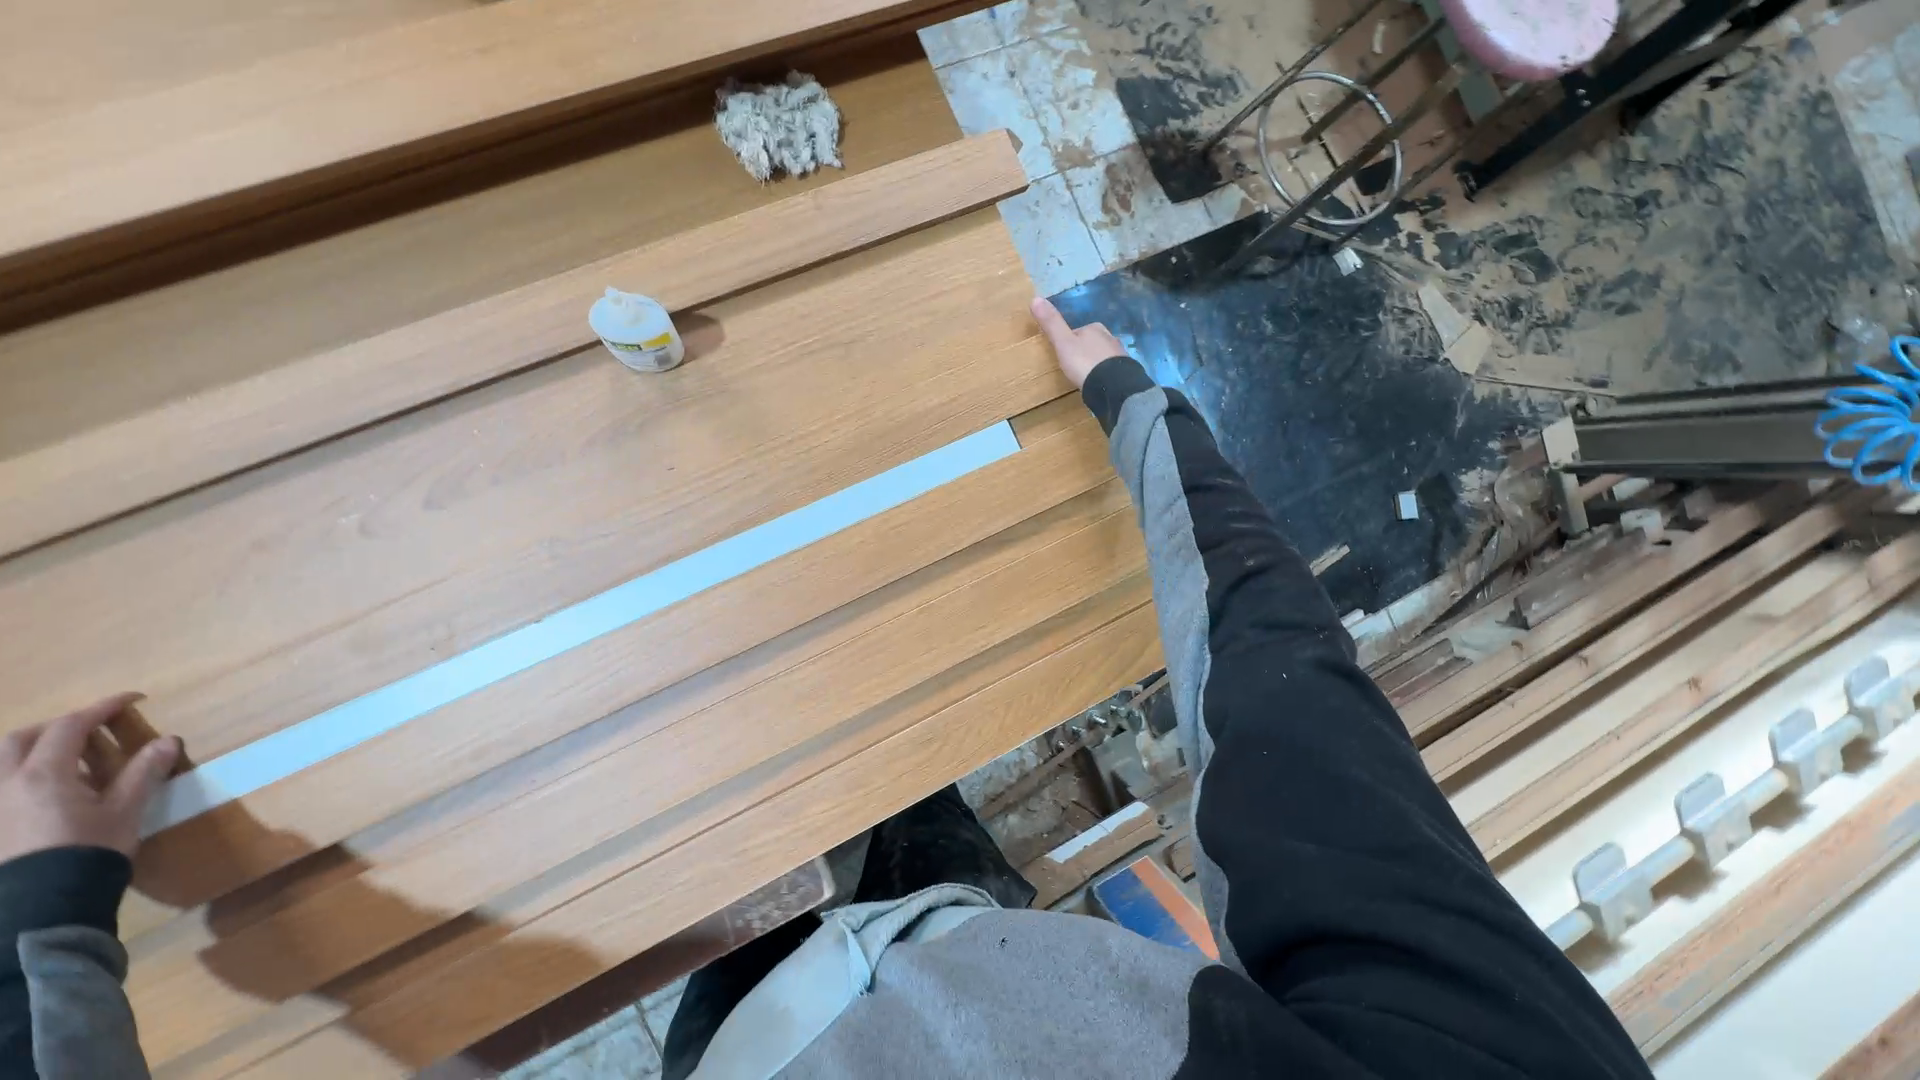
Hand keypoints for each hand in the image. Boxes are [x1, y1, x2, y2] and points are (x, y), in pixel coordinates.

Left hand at [0, 694, 181, 864]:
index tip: (131, 699)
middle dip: (56, 727)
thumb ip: (142, 772)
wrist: (43, 903)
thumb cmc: (88, 850)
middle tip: (90, 729)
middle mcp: (7, 784)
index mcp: (43, 774)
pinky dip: (22, 776)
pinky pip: (3, 787)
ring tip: (65, 759)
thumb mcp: (125, 810)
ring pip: (2, 763)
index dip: (101, 708)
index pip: (70, 726)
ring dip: (31, 751)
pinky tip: (48, 792)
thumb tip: (167, 740)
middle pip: (20, 739)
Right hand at [1031, 297, 1127, 389]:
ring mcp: (1120, 353)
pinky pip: (1112, 368)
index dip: (1069, 342)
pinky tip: (1100, 382)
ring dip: (1095, 363)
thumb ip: (1051, 323)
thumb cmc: (1084, 362)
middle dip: (1084, 352)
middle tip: (1074, 367)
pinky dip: (1105, 373)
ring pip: (1103, 355)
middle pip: (1092, 342)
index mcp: (1094, 328)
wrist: (1112, 385)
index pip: (1078, 331)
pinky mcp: (1126, 370)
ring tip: (1087, 376)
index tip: (1063, 355)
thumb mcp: (1063, 343)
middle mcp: (1109, 336)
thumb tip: (1035, 298)